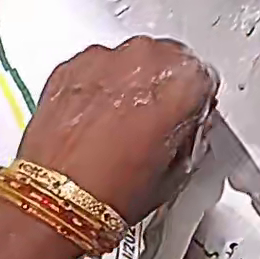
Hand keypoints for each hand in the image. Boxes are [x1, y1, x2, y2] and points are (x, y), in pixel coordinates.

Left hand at [15, 36, 217, 224]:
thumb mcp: (176, 172)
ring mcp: (103, 59)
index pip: (202, 78)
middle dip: (158, 90)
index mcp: (184, 80)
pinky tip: (88, 123)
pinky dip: (91, 89)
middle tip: (146, 127)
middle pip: (164, 62)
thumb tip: (182, 130)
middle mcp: (145, 58)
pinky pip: (90, 71)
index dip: (191, 103)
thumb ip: (189, 136)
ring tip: (113, 129)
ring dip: (123, 86)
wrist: (57, 200)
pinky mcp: (67, 67)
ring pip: (125, 62)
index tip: (180, 120)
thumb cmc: (111, 192)